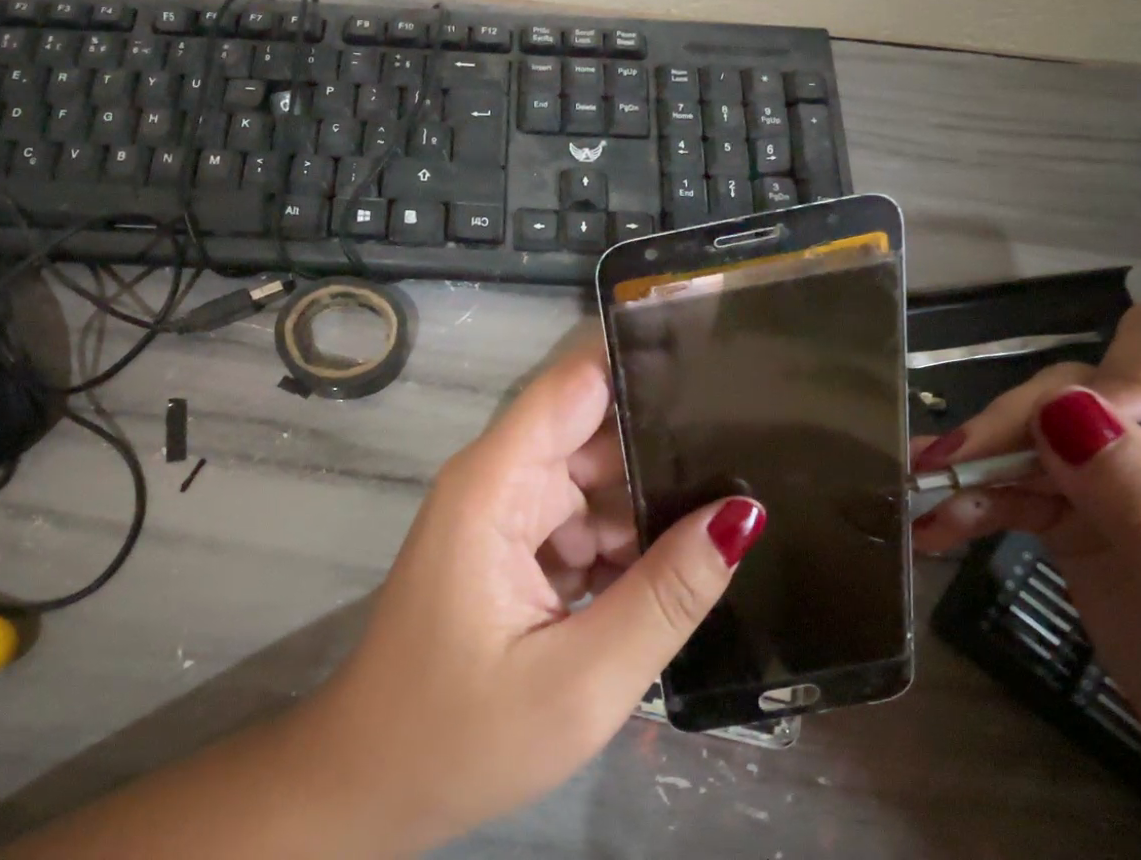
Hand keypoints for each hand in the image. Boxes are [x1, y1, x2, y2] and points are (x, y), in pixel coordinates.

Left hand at [300, 334, 765, 854]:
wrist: (373, 784)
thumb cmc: (463, 735)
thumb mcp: (582, 678)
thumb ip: (665, 593)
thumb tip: (744, 512)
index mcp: (496, 486)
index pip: (576, 384)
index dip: (645, 362)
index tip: (729, 357)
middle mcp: (498, 484)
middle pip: (595, 433)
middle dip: (668, 445)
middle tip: (767, 455)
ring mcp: (502, 519)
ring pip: (596, 486)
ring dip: (653, 506)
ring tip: (742, 515)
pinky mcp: (510, 554)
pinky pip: (580, 527)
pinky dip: (624, 547)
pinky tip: (681, 571)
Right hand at [912, 299, 1140, 859]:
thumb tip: (1060, 408)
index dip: (1122, 372)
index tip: (1064, 429)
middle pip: (1085, 387)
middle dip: (1017, 424)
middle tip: (951, 467)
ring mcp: (1130, 481)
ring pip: (1035, 434)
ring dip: (975, 463)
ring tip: (918, 495)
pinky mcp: (1081, 521)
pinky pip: (1014, 490)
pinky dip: (969, 504)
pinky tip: (933, 528)